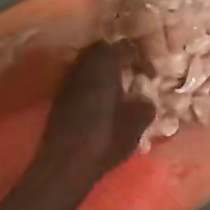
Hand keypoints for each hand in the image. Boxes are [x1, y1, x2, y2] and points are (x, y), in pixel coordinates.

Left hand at [30, 42, 152, 196]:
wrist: (65, 163)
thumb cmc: (104, 139)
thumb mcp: (135, 125)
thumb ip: (145, 106)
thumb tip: (145, 98)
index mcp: (104, 64)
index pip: (125, 47)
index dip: (141, 58)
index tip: (150, 75)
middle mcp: (84, 64)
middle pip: (103, 50)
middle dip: (119, 59)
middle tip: (133, 75)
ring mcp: (68, 79)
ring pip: (89, 63)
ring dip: (104, 71)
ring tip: (118, 89)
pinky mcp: (59, 95)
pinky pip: (80, 78)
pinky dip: (92, 83)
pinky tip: (101, 102)